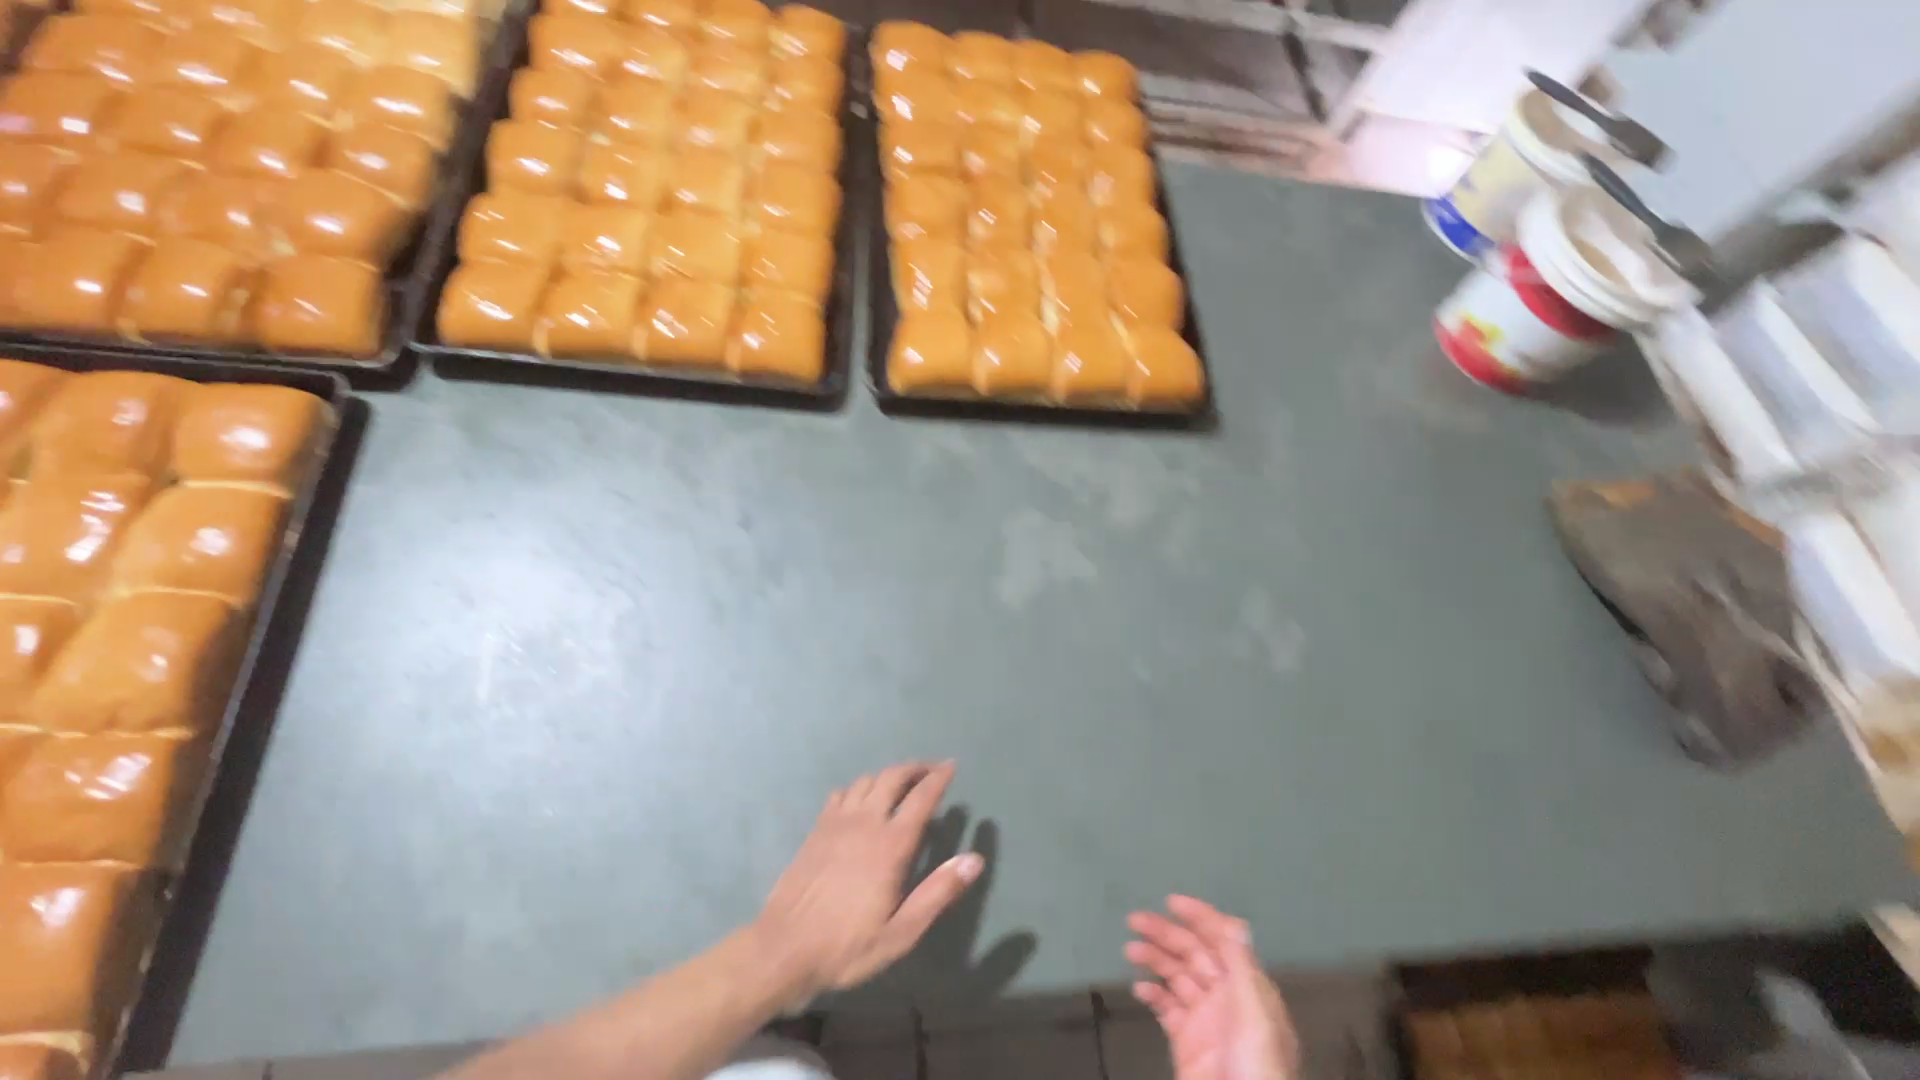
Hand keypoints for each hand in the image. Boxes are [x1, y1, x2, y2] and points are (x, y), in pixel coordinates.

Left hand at [757, 762, 982, 995]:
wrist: (784, 949)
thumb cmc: (848, 946)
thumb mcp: (901, 932)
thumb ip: (938, 893)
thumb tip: (975, 859)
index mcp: (891, 845)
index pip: (921, 798)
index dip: (938, 778)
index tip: (952, 766)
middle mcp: (865, 823)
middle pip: (892, 778)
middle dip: (915, 769)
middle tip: (931, 771)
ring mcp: (836, 823)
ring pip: (866, 781)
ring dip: (888, 776)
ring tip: (901, 785)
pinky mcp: (816, 830)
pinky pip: (841, 793)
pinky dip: (858, 788)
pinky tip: (862, 801)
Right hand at [1126, 896, 1299, 1079]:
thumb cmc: (1256, 1069)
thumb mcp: (1255, 1019)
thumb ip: (1242, 969)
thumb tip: (1235, 923)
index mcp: (1247, 987)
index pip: (1224, 941)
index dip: (1201, 918)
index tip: (1171, 902)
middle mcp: (1225, 997)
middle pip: (1194, 954)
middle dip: (1167, 934)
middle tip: (1134, 920)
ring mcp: (1204, 1020)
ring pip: (1176, 977)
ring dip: (1155, 959)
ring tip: (1130, 950)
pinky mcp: (1185, 1042)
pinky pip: (1166, 1008)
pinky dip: (1152, 994)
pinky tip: (1138, 988)